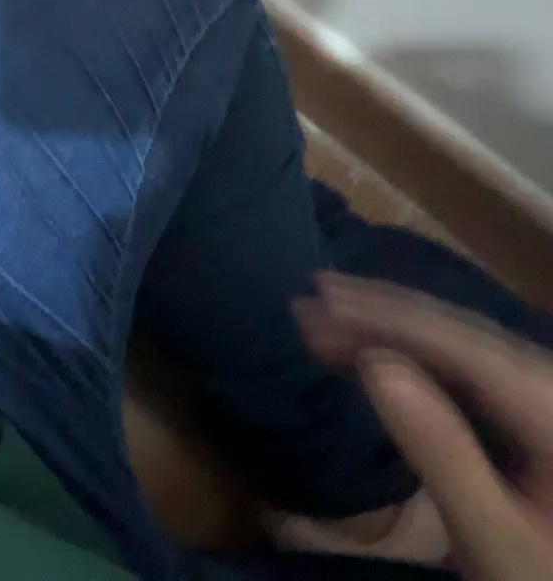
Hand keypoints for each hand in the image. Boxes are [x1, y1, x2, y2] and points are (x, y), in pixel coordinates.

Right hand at [297, 272, 552, 579]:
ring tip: (330, 309)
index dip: (396, 319)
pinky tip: (375, 347)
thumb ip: (440, 451)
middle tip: (315, 292)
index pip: (475, 355)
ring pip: (476, 349)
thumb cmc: (534, 573)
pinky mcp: (544, 425)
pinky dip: (420, 352)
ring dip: (398, 325)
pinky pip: (479, 371)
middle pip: (477, 342)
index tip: (321, 298)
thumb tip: (374, 367)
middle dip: (390, 312)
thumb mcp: (490, 531)